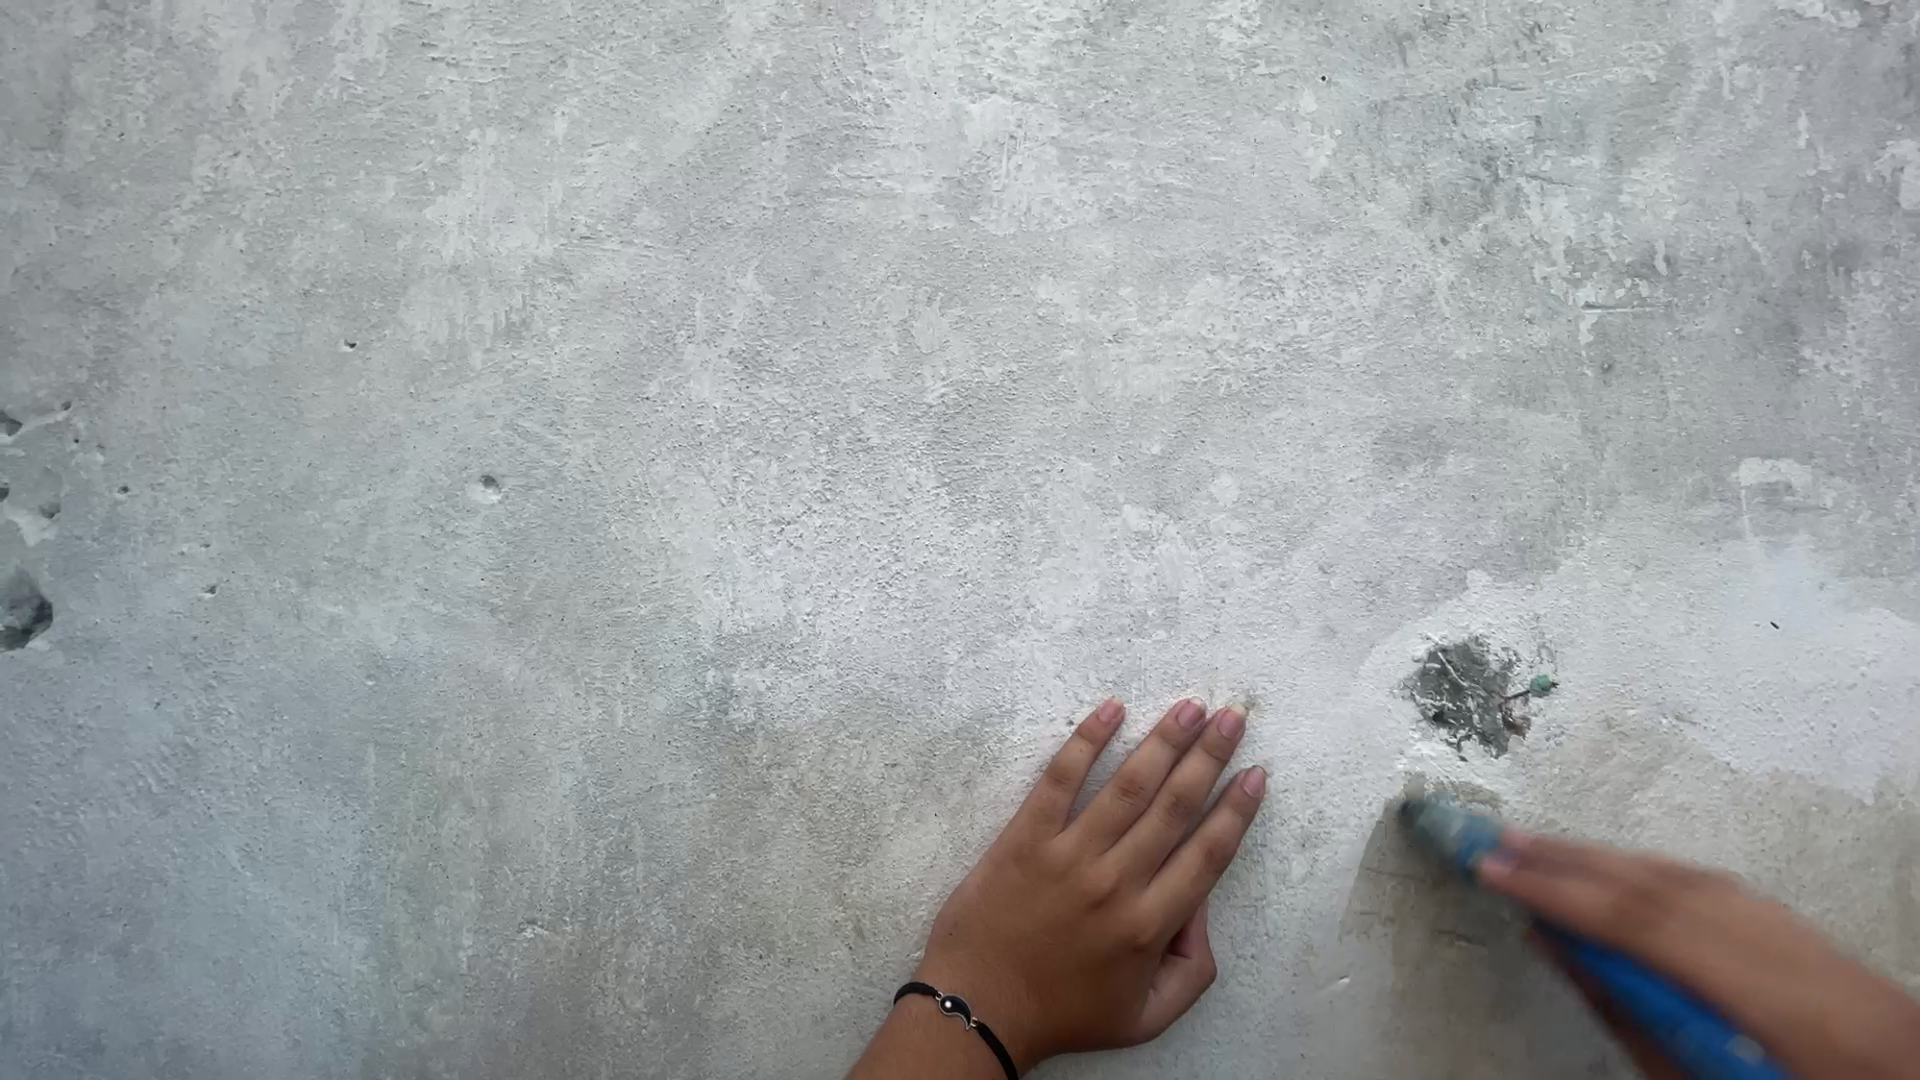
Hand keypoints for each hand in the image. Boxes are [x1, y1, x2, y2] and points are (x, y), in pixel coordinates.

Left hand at [913, 698, 1266, 1070]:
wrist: (980, 1003)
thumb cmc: (1063, 1011)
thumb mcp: (1145, 1017)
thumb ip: (1192, 970)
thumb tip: (1203, 907)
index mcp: (1150, 926)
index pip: (1208, 854)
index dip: (1236, 811)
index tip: (1256, 774)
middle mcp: (1116, 882)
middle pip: (1175, 807)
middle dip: (1210, 758)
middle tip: (1232, 717)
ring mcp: (1069, 854)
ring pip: (1128, 787)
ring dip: (1163, 742)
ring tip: (1190, 708)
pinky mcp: (1027, 836)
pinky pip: (1061, 779)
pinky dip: (1087, 741)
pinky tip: (1112, 710)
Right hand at [1479, 833, 1919, 1078]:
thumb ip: (1631, 1017)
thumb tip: (1554, 942)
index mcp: (1791, 1015)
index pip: (1648, 928)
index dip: (1558, 892)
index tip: (1489, 870)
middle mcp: (1811, 966)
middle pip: (1669, 890)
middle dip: (1572, 860)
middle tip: (1497, 841)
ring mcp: (1822, 950)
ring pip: (1694, 879)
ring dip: (1606, 859)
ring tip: (1538, 846)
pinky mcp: (1821, 946)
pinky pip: (1723, 890)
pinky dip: (1654, 872)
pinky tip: (1615, 867)